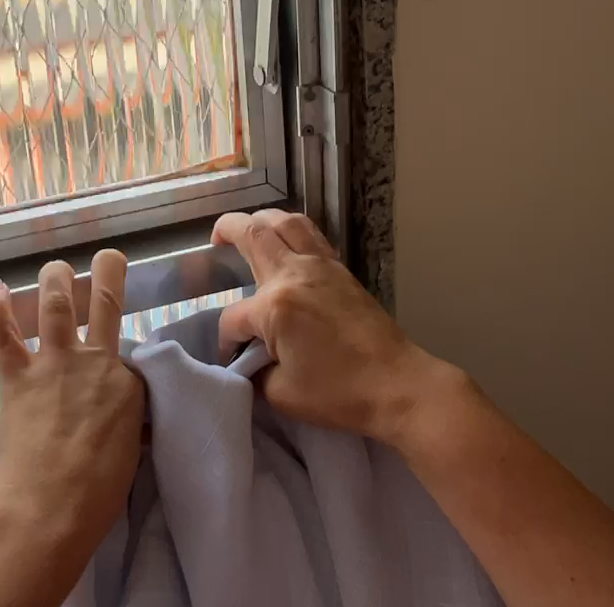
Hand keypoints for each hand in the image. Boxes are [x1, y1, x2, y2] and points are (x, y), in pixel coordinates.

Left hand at [0, 251, 144, 606]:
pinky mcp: (17, 376)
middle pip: (106, 301)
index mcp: (129, 383)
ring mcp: (54, 363)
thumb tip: (122, 416)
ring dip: (56, 278)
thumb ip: (128, 421)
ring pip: (56, 302)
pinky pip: (3, 336)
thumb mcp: (132, 453)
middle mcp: (95, 360)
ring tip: (56, 268)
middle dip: (108, 271)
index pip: (131, 354)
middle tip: (106, 258)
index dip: (124, 357)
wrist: (48, 512)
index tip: (119, 370)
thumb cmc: (96, 494)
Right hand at [215, 209, 460, 448]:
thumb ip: (256, 373)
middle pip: (253, 234)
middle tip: (216, 239)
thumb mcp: (284, 395)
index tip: (232, 358)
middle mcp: (294, 274)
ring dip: (261, 219)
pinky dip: (291, 229)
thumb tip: (249, 361)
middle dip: (227, 230)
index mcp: (275, 307)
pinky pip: (310, 234)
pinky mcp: (341, 269)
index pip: (234, 317)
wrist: (398, 385)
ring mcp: (320, 267)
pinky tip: (287, 242)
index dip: (226, 339)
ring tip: (250, 228)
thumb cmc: (340, 394)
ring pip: (285, 221)